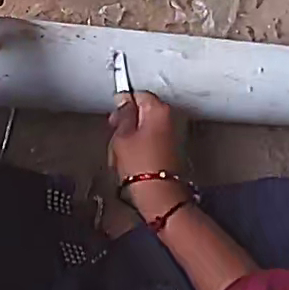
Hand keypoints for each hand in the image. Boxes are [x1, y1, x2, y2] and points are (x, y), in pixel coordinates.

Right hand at [108, 91, 188, 215]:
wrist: (159, 195)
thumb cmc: (141, 166)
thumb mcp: (122, 136)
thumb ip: (123, 114)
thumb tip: (124, 101)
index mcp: (159, 110)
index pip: (138, 94)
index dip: (123, 104)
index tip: (114, 115)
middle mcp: (171, 118)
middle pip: (143, 111)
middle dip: (128, 122)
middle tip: (116, 136)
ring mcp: (174, 134)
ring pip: (145, 128)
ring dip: (133, 137)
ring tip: (123, 154)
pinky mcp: (172, 150)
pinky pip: (151, 141)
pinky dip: (141, 147)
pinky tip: (132, 162)